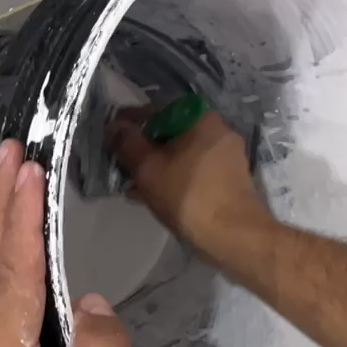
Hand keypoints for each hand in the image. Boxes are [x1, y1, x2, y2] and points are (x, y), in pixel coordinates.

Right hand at [107, 108, 270, 259]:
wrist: (233, 235)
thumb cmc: (187, 195)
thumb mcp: (147, 167)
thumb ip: (127, 143)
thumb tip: (114, 125)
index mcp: (201, 119)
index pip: (158, 110)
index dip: (131, 122)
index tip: (113, 136)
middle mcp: (219, 131)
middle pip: (171, 134)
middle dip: (144, 149)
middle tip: (122, 164)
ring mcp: (227, 157)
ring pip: (182, 155)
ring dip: (158, 167)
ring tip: (134, 185)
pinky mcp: (230, 180)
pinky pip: (194, 172)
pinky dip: (175, 179)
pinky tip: (156, 197)